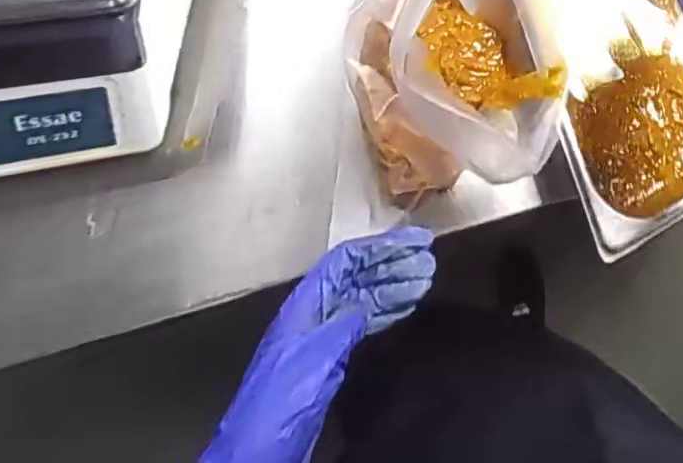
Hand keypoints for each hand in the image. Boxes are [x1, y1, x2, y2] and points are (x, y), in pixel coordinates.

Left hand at [202, 227, 435, 462]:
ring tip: (426, 280)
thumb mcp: (316, 358)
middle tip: (428, 260)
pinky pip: (363, 320)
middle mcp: (314, 311)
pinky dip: (387, 310)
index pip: (348, 259)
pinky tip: (407, 306)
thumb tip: (367, 304)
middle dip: (393, 263)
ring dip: (395, 285)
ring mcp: (321, 335)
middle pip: (358, 274)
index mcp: (306, 303)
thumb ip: (343, 325)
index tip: (416, 241)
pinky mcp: (327, 357)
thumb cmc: (282, 401)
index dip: (383, 245)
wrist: (253, 455)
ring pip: (363, 296)